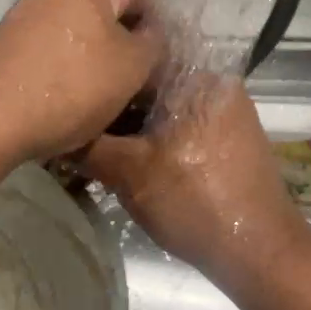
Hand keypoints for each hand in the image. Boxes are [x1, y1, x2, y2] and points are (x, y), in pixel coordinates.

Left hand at [0, 0, 156, 161]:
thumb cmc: (69, 87)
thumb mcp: (132, 67)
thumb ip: (155, 44)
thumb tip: (154, 37)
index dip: (163, 29)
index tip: (167, 65)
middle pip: (109, 18)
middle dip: (127, 52)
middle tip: (140, 90)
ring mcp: (25, 19)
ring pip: (79, 43)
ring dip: (96, 71)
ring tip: (107, 106)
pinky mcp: (6, 51)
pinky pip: (51, 61)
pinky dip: (65, 81)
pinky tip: (70, 109)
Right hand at [82, 81, 310, 280]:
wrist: (255, 248)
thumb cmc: (192, 202)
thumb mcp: (127, 173)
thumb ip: (87, 148)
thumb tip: (55, 136)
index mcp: (195, 77)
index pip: (131, 61)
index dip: (94, 82)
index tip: (65, 103)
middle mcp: (213, 84)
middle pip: (145, 86)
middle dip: (108, 111)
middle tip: (71, 133)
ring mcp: (221, 112)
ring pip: (158, 110)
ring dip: (126, 130)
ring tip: (91, 151)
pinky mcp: (222, 140)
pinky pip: (174, 128)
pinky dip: (147, 142)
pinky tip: (125, 165)